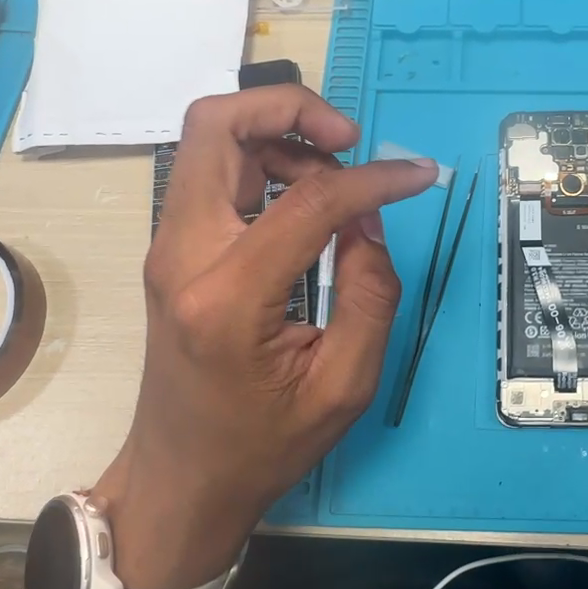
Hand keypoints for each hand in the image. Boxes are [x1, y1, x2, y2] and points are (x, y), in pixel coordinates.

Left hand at [95, 85, 438, 588]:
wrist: (181, 480)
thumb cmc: (263, 446)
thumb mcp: (345, 385)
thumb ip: (370, 293)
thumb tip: (367, 217)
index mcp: (226, 298)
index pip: (307, 202)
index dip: (373, 181)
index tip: (418, 177)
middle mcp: (183, 255)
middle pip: (216, 125)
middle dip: (291, 109)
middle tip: (349, 140)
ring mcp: (169, 246)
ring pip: (211, 138)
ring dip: (279, 134)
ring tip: (337, 176)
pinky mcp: (174, 248)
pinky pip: (214, 171)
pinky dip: (263, 159)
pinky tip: (306, 195)